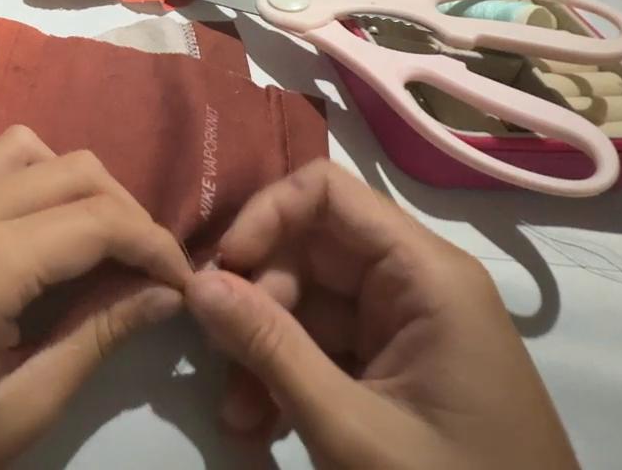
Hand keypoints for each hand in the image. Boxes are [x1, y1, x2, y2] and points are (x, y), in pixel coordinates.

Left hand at [0, 125, 193, 469]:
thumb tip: (167, 292)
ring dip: (72, 181)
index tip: (185, 280)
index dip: (155, 245)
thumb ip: (98, 335)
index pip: (98, 221)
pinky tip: (25, 213)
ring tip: (93, 238)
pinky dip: (14, 168)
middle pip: (72, 170)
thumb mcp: (25, 406)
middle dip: (126, 211)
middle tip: (149, 267)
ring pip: (26, 146)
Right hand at [185, 161, 578, 469]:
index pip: (326, 191)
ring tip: (238, 418)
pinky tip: (260, 427)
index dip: (266, 215)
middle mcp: (415, 283)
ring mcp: (405, 325)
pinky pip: (321, 343)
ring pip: (305, 300)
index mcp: (425, 274)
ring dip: (261, 349)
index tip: (223, 269)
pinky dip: (284, 375)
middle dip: (255, 300)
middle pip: (307, 247)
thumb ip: (270, 348)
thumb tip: (196, 281)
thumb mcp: (351, 429)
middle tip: (218, 359)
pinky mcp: (395, 364)